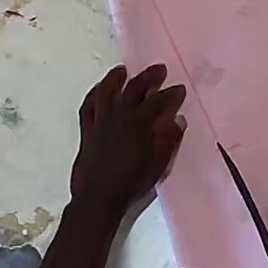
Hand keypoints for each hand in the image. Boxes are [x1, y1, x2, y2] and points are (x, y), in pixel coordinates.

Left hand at [70, 64, 186, 218]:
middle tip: (159, 70)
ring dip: (116, 78)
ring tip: (123, 70)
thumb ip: (168, 140)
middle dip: (149, 77)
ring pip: (107, 91)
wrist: (99, 197)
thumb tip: (178, 120)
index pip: (159, 102)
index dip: (171, 94)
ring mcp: (100, 120)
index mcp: (139, 124)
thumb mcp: (157, 165)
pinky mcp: (87, 129)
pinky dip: (94, 94)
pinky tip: (99, 90)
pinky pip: (88, 105)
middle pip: (134, 89)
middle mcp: (119, 116)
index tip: (180, 89)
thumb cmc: (131, 183)